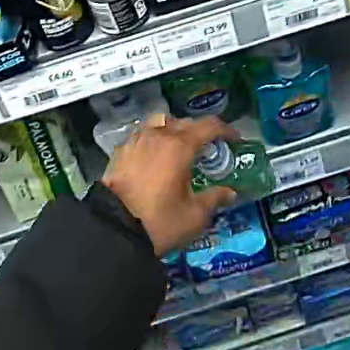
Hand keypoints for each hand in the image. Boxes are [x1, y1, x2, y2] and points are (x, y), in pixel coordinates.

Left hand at [100, 115, 238, 255]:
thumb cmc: (159, 221)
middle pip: (184, 122)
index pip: (209, 126)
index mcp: (180, 146)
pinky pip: (142, 133)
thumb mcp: (194, 215)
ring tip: (178, 147)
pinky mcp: (121, 150)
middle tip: (208, 149)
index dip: (226, 130)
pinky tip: (155, 156)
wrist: (114, 228)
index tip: (235, 140)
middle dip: (200, 131)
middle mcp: (158, 135)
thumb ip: (214, 199)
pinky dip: (153, 138)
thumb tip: (229, 192)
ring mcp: (137, 140)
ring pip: (160, 122)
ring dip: (174, 129)